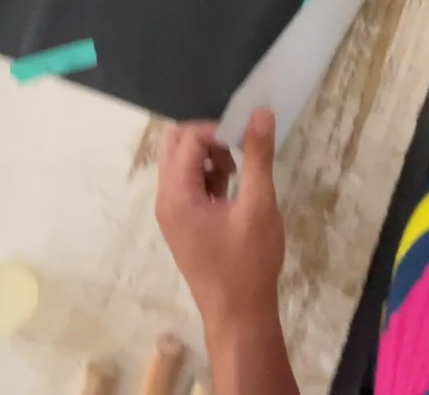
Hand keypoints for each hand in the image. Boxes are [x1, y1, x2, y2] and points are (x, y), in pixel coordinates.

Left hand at [155, 109, 284, 330]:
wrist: (239, 316)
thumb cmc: (248, 262)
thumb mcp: (258, 205)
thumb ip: (258, 155)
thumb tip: (261, 112)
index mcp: (177, 195)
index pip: (189, 138)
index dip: (219, 130)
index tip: (248, 140)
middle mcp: (166, 200)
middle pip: (176, 145)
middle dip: (209, 138)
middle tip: (240, 150)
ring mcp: (173, 212)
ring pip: (181, 162)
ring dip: (210, 155)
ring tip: (240, 172)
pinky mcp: (184, 222)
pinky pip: (189, 181)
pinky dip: (210, 174)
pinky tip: (235, 190)